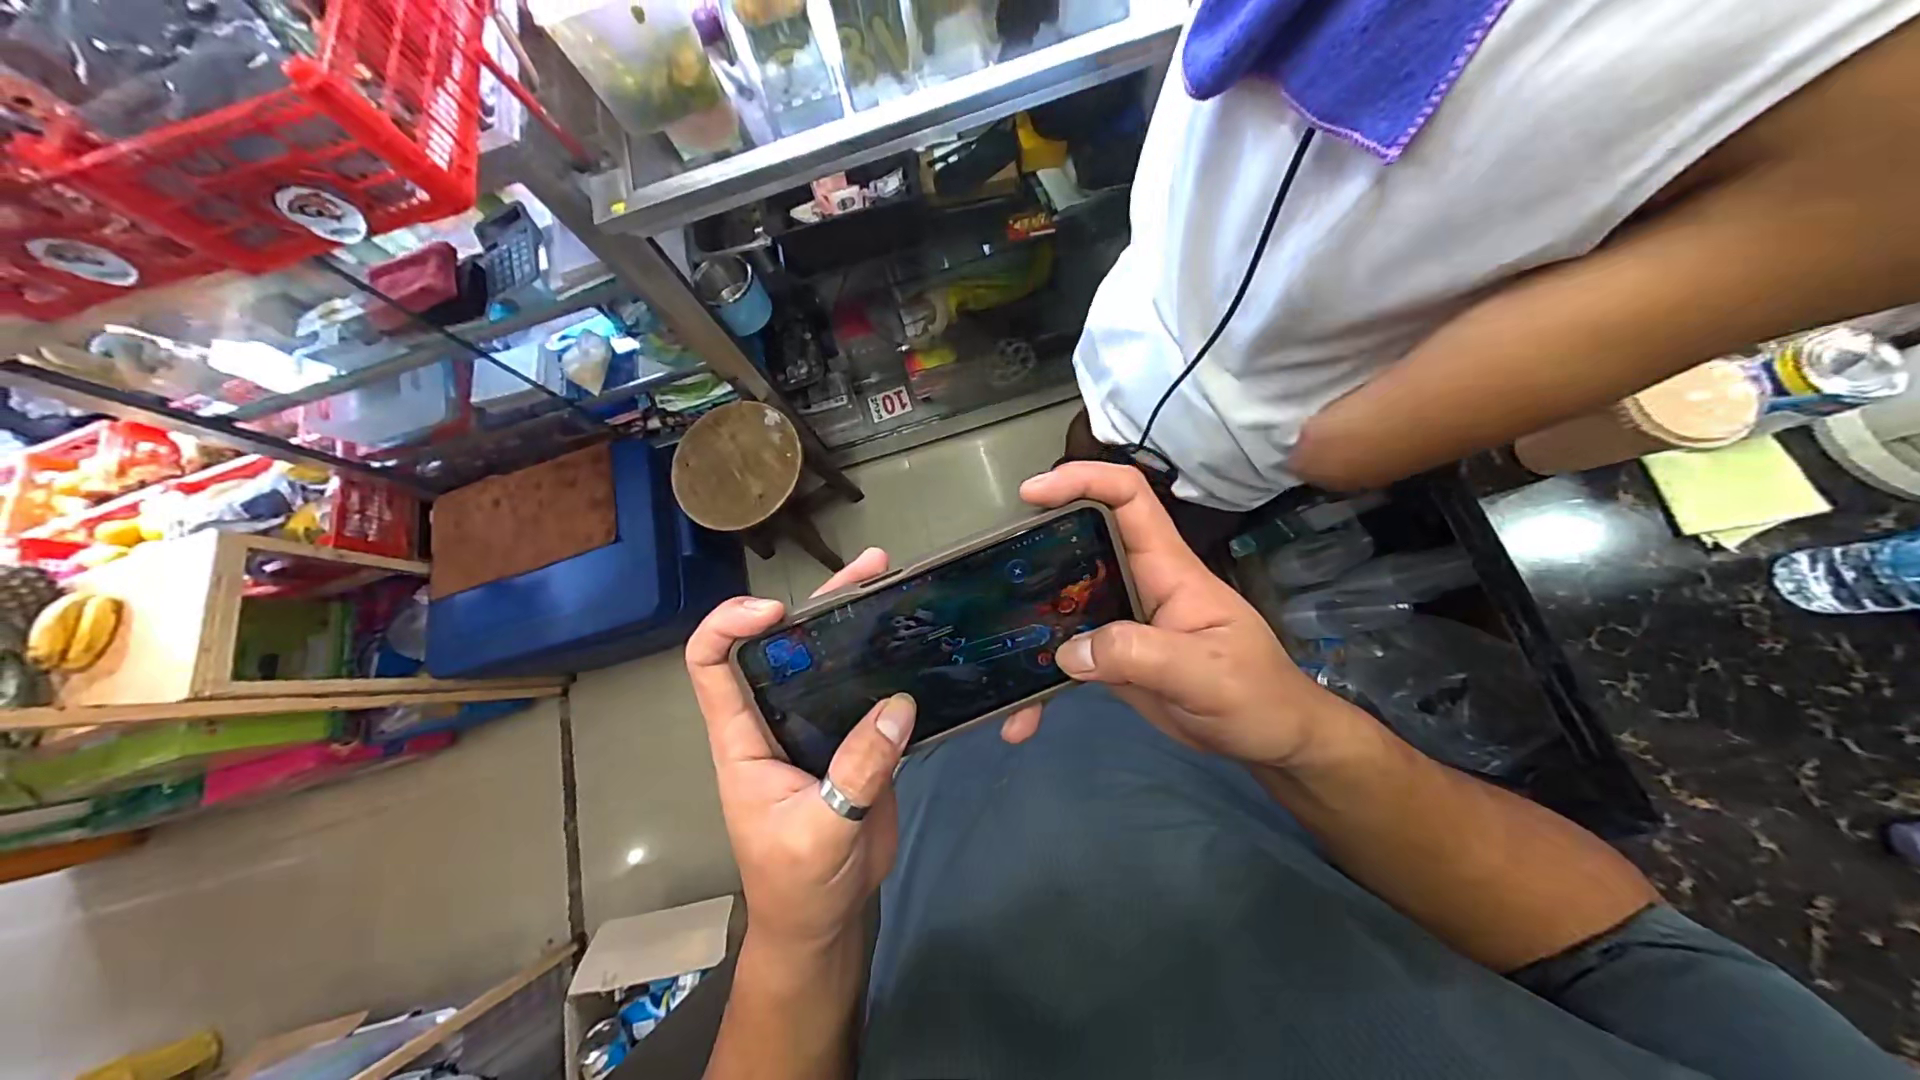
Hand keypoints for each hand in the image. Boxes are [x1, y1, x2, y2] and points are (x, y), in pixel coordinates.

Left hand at [685, 548, 914, 947]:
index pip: (712, 665)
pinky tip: (914, 641)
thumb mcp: (820, 835)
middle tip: (870, 568)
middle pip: (786, 644)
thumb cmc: (796, 884)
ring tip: (894, 584)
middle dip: (819, 601)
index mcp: (743, 738)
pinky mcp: (855, 739)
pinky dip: (889, 663)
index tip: (774, 611)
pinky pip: (869, 690)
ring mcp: (818, 725)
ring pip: (831, 660)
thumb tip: (898, 706)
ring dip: (858, 620)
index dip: (728, 626)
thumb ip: (856, 774)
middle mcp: (776, 718)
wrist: (826, 918)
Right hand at [1013, 462, 1350, 768]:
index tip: (1033, 493)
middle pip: (1082, 543)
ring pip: (1064, 605)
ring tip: (989, 647)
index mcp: (1167, 570)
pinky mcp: (1113, 658)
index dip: (1084, 480)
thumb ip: (1141, 655)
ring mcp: (1122, 622)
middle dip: (1038, 547)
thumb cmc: (1256, 695)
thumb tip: (1070, 652)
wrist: (1270, 739)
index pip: (1129, 499)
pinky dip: (1042, 688)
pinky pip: (1068, 660)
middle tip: (995, 566)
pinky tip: (1021, 720)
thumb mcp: (1206, 673)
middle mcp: (1138, 585)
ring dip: (1029, 627)